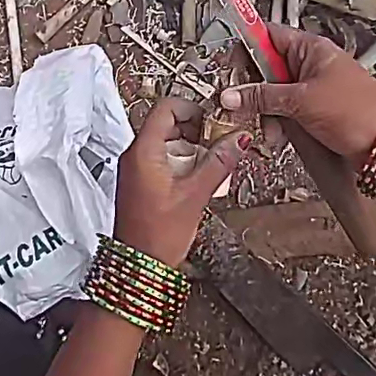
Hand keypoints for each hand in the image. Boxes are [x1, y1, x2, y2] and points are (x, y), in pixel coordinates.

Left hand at [114, 98, 248, 266]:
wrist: (138, 268)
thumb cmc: (157, 237)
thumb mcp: (195, 194)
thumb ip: (219, 162)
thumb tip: (239, 139)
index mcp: (143, 151)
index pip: (167, 107)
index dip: (193, 109)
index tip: (214, 122)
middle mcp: (135, 155)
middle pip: (168, 122)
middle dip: (197, 130)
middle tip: (218, 143)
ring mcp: (136, 168)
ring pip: (167, 140)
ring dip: (192, 146)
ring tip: (212, 163)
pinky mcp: (141, 181)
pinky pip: (163, 158)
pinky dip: (183, 161)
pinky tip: (200, 178)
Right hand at [220, 24, 375, 162]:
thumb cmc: (358, 113)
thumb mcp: (301, 101)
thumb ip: (262, 96)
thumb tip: (232, 95)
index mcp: (310, 48)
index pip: (267, 34)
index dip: (245, 45)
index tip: (227, 59)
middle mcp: (310, 64)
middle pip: (266, 68)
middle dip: (254, 90)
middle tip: (244, 104)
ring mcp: (312, 88)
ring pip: (273, 93)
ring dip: (266, 112)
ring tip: (271, 129)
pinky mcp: (314, 110)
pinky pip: (285, 111)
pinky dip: (278, 123)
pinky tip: (279, 135)